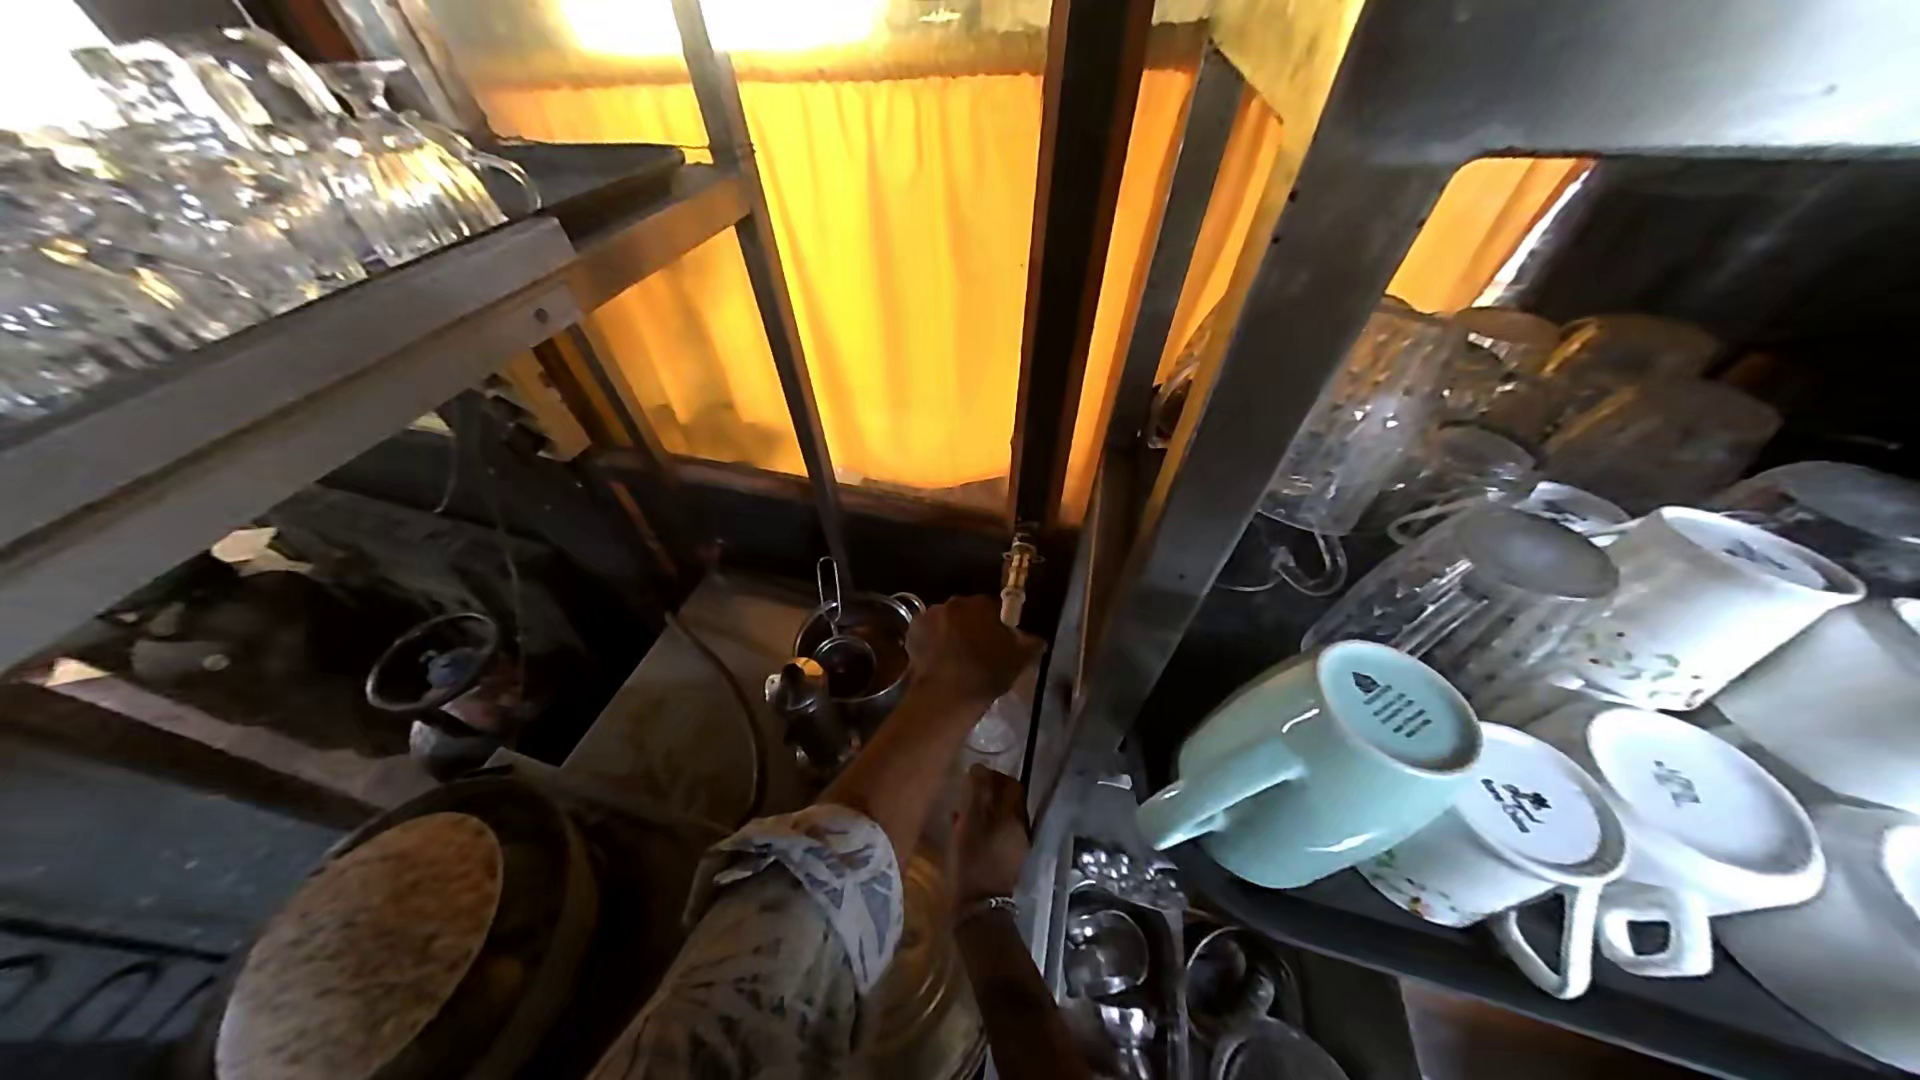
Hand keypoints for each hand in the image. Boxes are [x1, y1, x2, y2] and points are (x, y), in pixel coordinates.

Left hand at [907, 595, 1042, 707]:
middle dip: (972, 624)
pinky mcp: (913, 630)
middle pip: (967, 611)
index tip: (998, 638)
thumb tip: (1036, 638)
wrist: (947, 695)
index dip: (997, 622)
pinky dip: (932, 640)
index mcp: (982, 603)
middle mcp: (955, 602)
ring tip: (955, 655)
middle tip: (977, 647)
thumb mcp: (1020, 659)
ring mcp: (931, 614)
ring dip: (951, 630)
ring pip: (946, 619)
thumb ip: (1031, 642)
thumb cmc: (987, 674)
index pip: (994, 606)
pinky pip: (927, 630)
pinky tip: (938, 658)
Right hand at [955, 764, 1030, 903]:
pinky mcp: (1007, 860)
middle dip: (990, 791)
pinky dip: (984, 825)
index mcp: (1014, 816)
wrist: (979, 905)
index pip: (1012, 784)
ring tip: (962, 809)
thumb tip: (980, 769)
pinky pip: (998, 832)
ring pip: (1002, 817)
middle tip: (968, 790)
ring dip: (985, 809)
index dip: (995, 775)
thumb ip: (977, 792)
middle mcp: (1020, 828)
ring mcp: (1016, 846)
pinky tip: (964, 829)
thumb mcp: (971, 821)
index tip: (975, 774)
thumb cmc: (973, 859)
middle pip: (1009, 800)